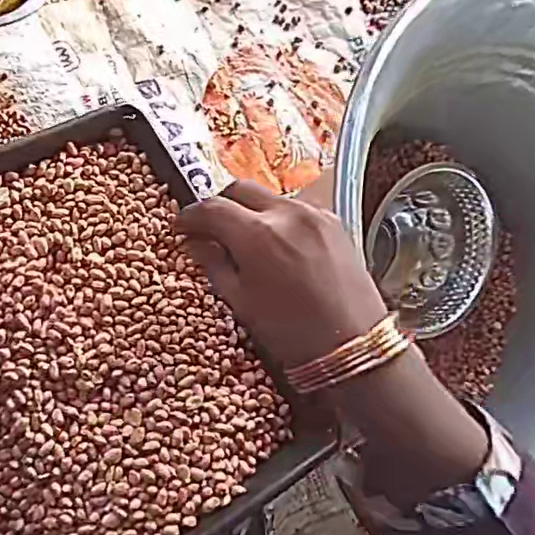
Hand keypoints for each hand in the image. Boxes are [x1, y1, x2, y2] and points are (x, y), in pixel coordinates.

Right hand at [178, 181, 487, 504]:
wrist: (354, 345)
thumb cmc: (291, 332)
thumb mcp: (240, 302)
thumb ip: (214, 264)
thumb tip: (195, 243)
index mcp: (257, 234)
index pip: (211, 208)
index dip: (189, 216)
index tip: (179, 227)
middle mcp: (287, 213)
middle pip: (239, 188)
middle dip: (217, 203)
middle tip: (205, 226)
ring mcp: (315, 214)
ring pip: (267, 197)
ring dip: (247, 210)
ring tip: (239, 238)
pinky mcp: (335, 221)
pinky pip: (293, 208)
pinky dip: (275, 218)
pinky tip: (272, 243)